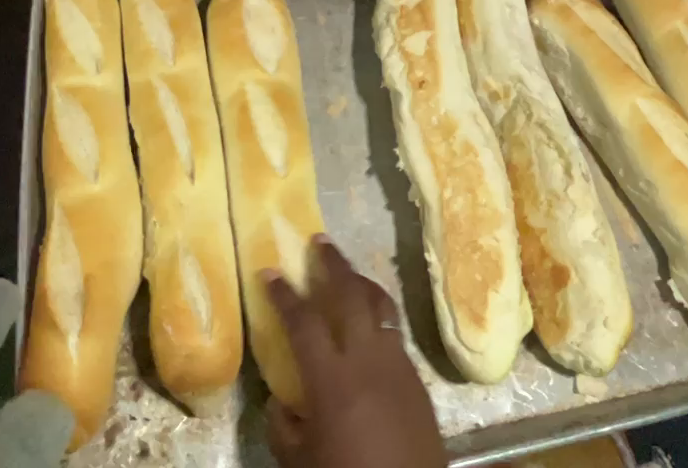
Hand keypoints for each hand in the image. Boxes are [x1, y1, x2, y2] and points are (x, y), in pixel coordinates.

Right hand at [262, 237, 445, 467]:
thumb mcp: (300, 463)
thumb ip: (283, 425)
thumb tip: (280, 400)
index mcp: (333, 379)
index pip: (303, 322)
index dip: (284, 294)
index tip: (269, 271)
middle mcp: (368, 360)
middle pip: (351, 295)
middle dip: (334, 264)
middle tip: (320, 241)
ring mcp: (398, 365)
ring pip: (381, 306)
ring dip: (362, 283)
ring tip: (348, 271)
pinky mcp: (418, 379)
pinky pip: (396, 333)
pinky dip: (379, 317)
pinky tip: (369, 326)